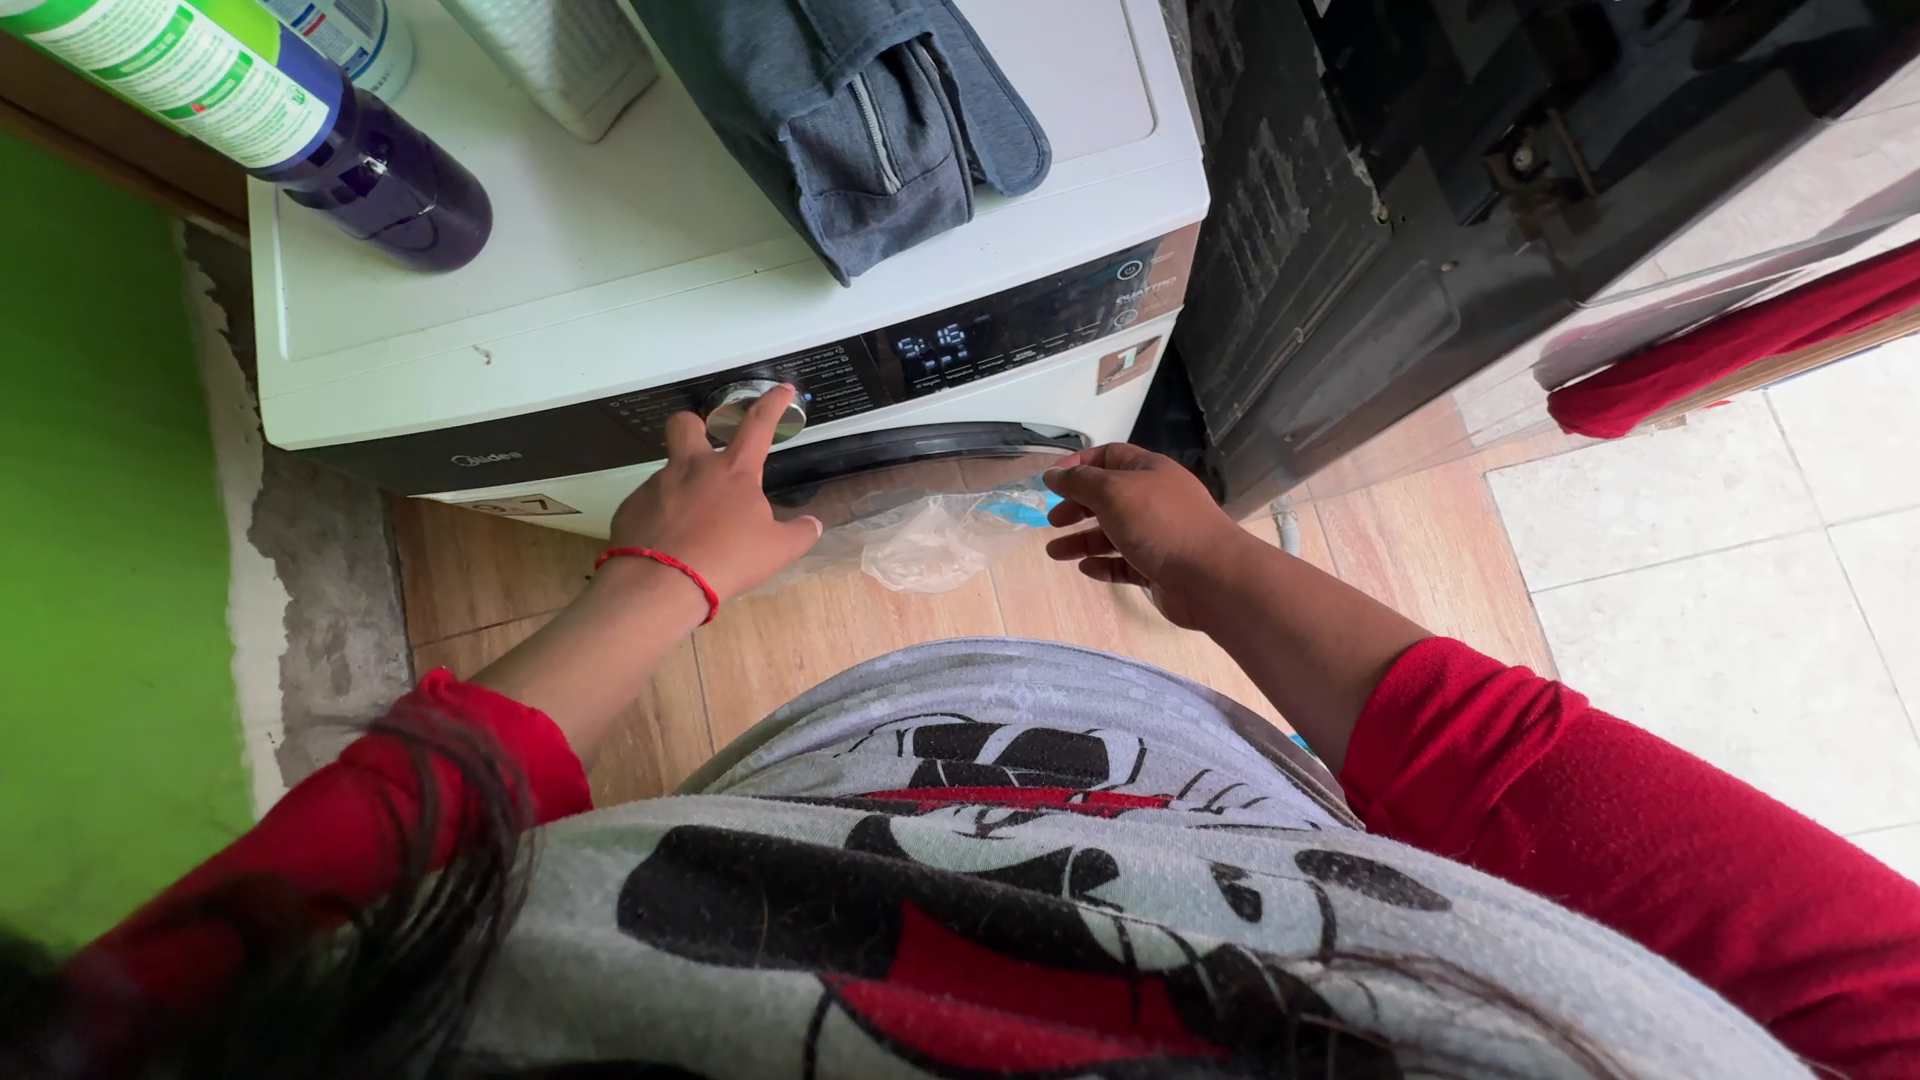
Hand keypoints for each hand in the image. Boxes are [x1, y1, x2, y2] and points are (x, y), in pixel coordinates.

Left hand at [608, 384, 821, 603]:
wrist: (663, 583)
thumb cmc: (729, 559)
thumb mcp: (778, 551)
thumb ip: (799, 533)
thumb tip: (813, 525)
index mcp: (734, 472)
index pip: (759, 425)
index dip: (773, 403)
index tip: (783, 389)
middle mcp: (692, 468)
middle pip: (686, 424)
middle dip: (695, 426)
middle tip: (704, 448)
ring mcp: (657, 485)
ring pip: (668, 472)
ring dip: (682, 488)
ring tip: (693, 527)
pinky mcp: (631, 508)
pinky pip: (649, 504)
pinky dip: (662, 518)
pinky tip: (670, 545)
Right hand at [1041, 443, 1250, 628]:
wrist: (1210, 577)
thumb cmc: (1160, 524)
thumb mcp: (1113, 492)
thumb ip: (1079, 483)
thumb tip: (1052, 475)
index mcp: (1148, 471)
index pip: (1108, 457)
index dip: (1078, 466)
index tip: (1050, 482)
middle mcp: (1153, 499)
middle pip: (1107, 497)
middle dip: (1077, 507)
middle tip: (1053, 520)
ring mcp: (1157, 535)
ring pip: (1112, 534)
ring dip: (1081, 541)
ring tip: (1054, 553)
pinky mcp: (1158, 568)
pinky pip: (1124, 564)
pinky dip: (1103, 565)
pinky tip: (1085, 569)